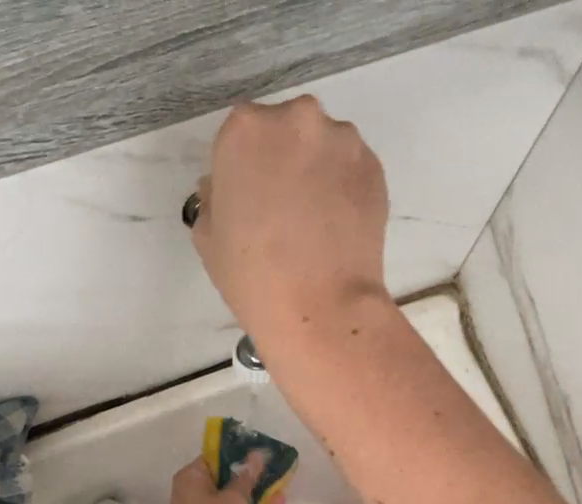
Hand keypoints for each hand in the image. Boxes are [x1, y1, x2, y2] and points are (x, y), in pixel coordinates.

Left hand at [158, 453, 264, 503]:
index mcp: (193, 476)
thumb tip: (256, 454)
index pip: (219, 457)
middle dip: (252, 497)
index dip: (244, 460)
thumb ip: (247, 477)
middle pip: (228, 485)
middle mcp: (191, 492)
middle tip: (278, 501)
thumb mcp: (235, 500)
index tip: (267, 465)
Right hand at [189, 97, 390, 346]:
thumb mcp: (207, 236)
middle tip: (280, 208)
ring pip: (322, 145)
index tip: (247, 196)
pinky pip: (350, 168)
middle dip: (282, 159)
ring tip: (312, 220)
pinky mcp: (374, 165)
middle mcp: (297, 119)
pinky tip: (335, 226)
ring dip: (315, 170)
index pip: (240, 132)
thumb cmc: (251, 273)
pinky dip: (342, 187)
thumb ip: (215, 197)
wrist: (320, 305)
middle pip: (285, 129)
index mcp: (245, 130)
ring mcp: (342, 140)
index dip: (243, 166)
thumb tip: (227, 187)